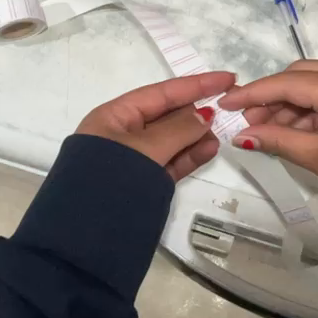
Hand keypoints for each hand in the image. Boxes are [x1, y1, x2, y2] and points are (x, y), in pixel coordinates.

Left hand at [76, 71, 235, 181]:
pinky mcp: (145, 182)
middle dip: (198, 110)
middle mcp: (124, 134)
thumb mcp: (146, 149)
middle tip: (230, 106)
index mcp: (115, 116)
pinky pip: (172, 162)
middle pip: (168, 114)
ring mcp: (135, 159)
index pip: (161, 93)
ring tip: (222, 133)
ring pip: (173, 140)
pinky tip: (210, 149)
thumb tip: (205, 115)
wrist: (86, 239)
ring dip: (197, 135)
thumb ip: (179, 129)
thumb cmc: (111, 179)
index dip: (195, 84)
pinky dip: (191, 155)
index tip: (227, 78)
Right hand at [218, 60, 317, 202]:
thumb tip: (243, 135)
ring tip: (270, 132)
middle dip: (275, 97)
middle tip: (251, 123)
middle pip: (304, 75)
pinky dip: (312, 110)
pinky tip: (294, 131)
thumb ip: (279, 140)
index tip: (228, 103)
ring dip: (293, 105)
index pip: (291, 83)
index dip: (256, 92)